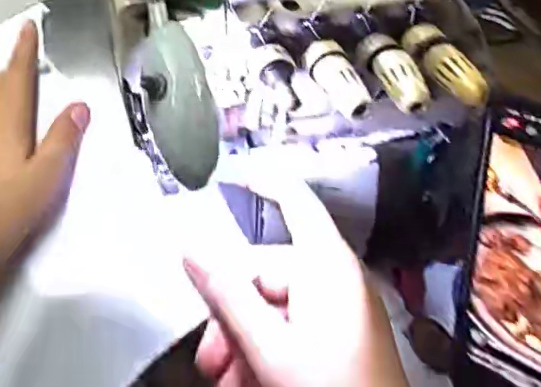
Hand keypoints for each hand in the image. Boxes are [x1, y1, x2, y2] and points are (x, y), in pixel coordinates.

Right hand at [183, 177, 410, 386]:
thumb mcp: (269, 348)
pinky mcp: (348, 341)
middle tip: (210, 358)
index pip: (292, 198)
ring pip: (279, 307)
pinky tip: (251, 381)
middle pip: (270, 270)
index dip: (262, 179)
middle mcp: (337, 276)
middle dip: (232, 313)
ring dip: (245, 340)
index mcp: (326, 262)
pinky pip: (299, 328)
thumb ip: (227, 295)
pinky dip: (271, 350)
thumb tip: (192, 250)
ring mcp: (346, 310)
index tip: (232, 174)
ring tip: (228, 379)